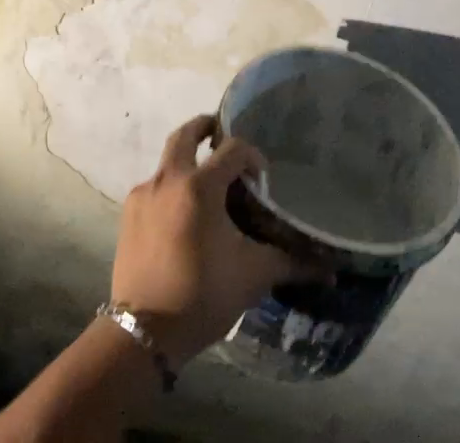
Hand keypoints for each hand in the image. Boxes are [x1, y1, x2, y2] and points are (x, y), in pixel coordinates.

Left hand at [111, 115, 298, 362]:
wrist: (145, 330)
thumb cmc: (204, 294)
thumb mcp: (254, 275)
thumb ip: (292, 263)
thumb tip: (331, 269)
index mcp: (200, 186)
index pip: (233, 150)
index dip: (252, 157)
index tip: (262, 180)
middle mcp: (167, 180)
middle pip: (184, 136)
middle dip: (203, 128)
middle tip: (219, 133)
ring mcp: (142, 195)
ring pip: (166, 163)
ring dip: (186, 162)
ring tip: (207, 185)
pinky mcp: (128, 215)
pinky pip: (153, 188)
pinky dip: (171, 189)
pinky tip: (184, 216)